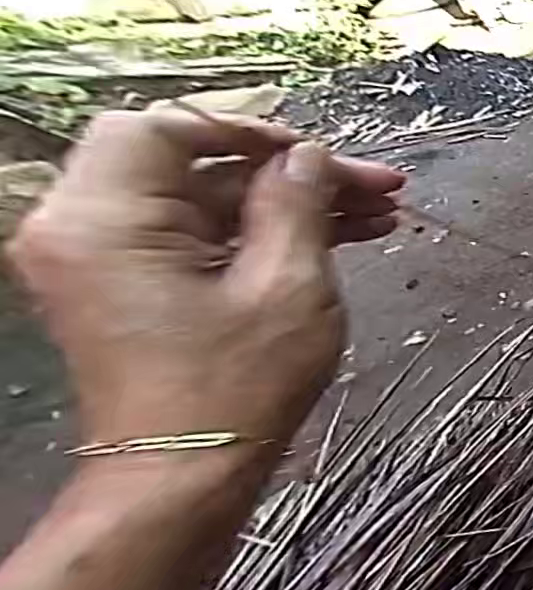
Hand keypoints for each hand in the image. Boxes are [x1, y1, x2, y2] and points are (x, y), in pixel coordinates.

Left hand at [5, 109, 404, 450]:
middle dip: (297, 171)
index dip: (247, 132)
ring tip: (384, 210)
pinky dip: (281, 229)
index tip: (323, 156)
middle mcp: (91, 228)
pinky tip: (353, 233)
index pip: (160, 131)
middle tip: (384, 185)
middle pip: (200, 167)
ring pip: (219, 200)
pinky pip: (216, 233)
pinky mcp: (147, 281)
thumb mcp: (289, 283)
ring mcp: (118, 257)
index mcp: (106, 221)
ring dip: (301, 200)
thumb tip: (309, 156)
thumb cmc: (243, 375)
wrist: (195, 458)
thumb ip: (295, 207)